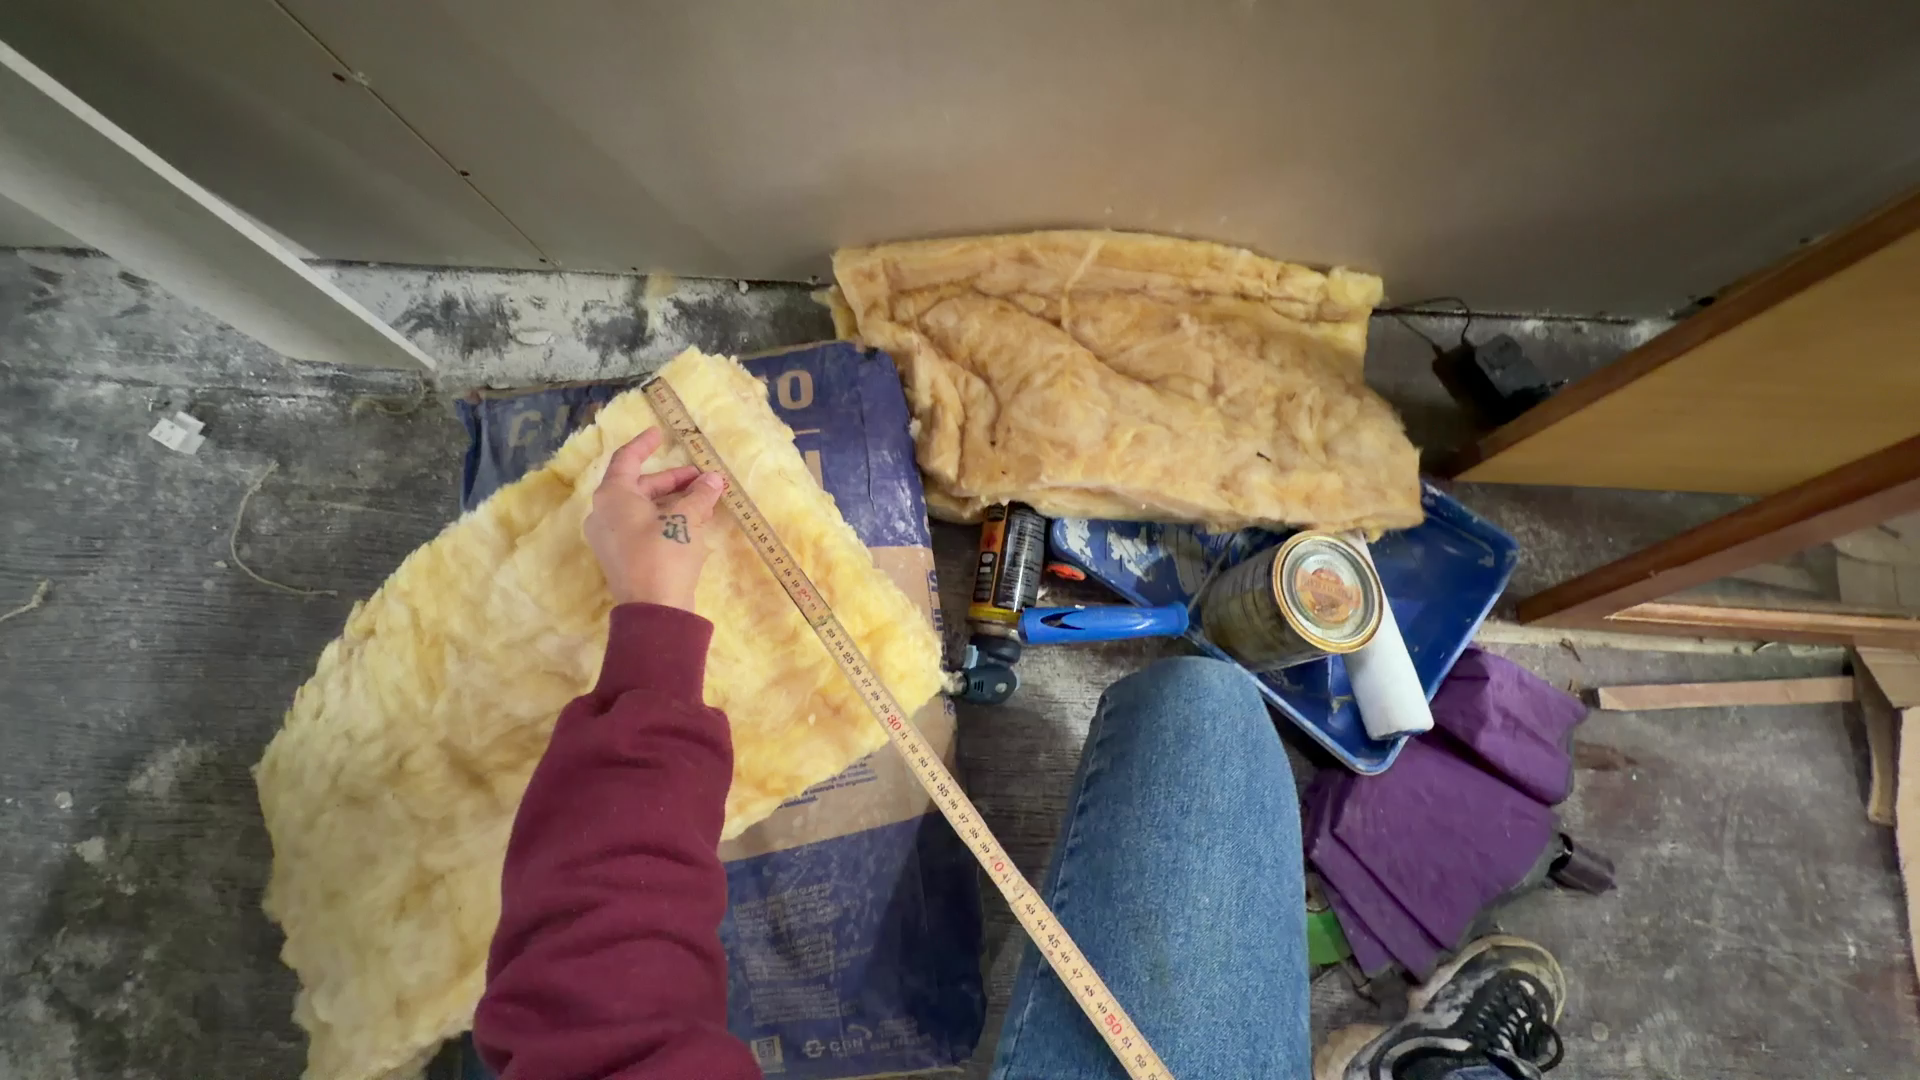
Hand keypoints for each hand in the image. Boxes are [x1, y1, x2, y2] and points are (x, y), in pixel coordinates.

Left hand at [584, 427, 728, 611]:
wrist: (654, 609)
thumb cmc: (665, 553)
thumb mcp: (688, 519)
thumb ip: (700, 495)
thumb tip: (714, 479)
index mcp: (613, 496)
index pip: (626, 459)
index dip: (644, 444)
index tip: (659, 433)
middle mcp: (604, 513)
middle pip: (638, 486)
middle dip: (672, 480)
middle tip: (702, 478)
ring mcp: (611, 537)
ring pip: (643, 508)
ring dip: (673, 501)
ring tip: (704, 500)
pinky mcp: (622, 556)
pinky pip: (642, 526)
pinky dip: (665, 518)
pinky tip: (692, 522)